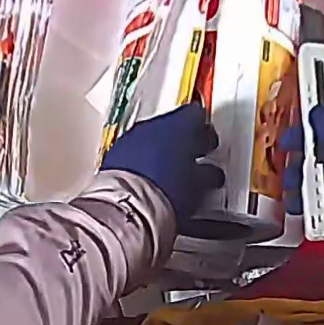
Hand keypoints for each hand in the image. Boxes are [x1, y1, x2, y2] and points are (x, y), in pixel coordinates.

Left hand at [99, 103, 223, 222]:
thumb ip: (207, 173)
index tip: (207, 143)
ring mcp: (130, 140)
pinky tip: (149, 180)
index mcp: (178, 126)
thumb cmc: (165, 193)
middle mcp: (152, 126)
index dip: (204, 131)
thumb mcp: (198, 185)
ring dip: (160, 152)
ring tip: (169, 174)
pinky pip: (132, 152)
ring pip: (150, 138)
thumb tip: (210, 175)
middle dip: (182, 141)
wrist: (129, 209)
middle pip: (171, 125)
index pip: (196, 115)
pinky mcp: (114, 157)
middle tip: (191, 159)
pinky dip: (142, 162)